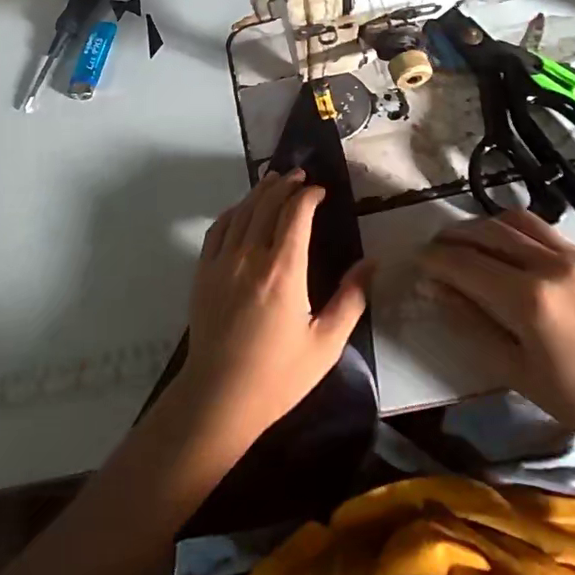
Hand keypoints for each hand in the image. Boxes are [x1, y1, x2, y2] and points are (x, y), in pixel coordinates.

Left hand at [180, 169, 371, 444]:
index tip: (321, 192)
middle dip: (285, 184)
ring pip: (241, 212)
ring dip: (259, 192)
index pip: (296, 213)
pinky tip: (241, 210)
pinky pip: (217, 230)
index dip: (309, 195)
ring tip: (274, 181)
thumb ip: (352, 298)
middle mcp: (250, 257)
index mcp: (283, 270)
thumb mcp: (326, 343)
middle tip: (300, 175)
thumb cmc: (278, 376)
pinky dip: (232, 212)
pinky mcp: (203, 274)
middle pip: (267, 204)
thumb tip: (372, 263)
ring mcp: (222, 263)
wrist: (218, 399)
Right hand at [419, 211, 574, 468]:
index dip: (435, 260)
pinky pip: (545, 232)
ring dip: (484, 226)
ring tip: (466, 242)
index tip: (417, 261)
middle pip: (488, 232)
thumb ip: (473, 325)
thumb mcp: (518, 373)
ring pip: (517, 221)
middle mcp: (551, 266)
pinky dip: (515, 233)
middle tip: (434, 248)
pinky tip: (508, 252)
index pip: (466, 264)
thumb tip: (437, 291)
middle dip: (454, 236)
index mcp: (530, 301)